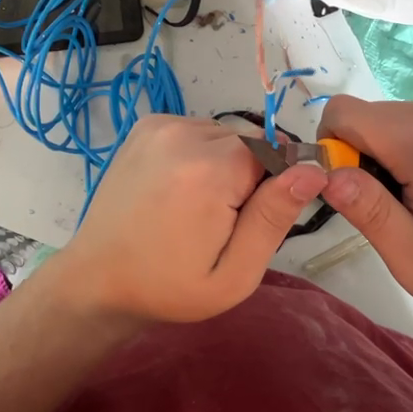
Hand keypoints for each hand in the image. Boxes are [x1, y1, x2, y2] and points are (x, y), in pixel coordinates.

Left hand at [47, 116, 328, 324]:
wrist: (99, 279)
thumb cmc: (169, 287)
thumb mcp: (235, 273)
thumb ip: (275, 217)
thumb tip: (313, 171)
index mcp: (209, 170)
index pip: (277, 153)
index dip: (273, 187)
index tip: (250, 220)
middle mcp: (184, 133)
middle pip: (249, 142)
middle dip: (248, 176)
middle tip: (221, 222)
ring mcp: (160, 125)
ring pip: (224, 134)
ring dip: (224, 163)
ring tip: (196, 207)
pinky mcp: (145, 126)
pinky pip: (197, 130)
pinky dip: (199, 154)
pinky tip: (180, 188)